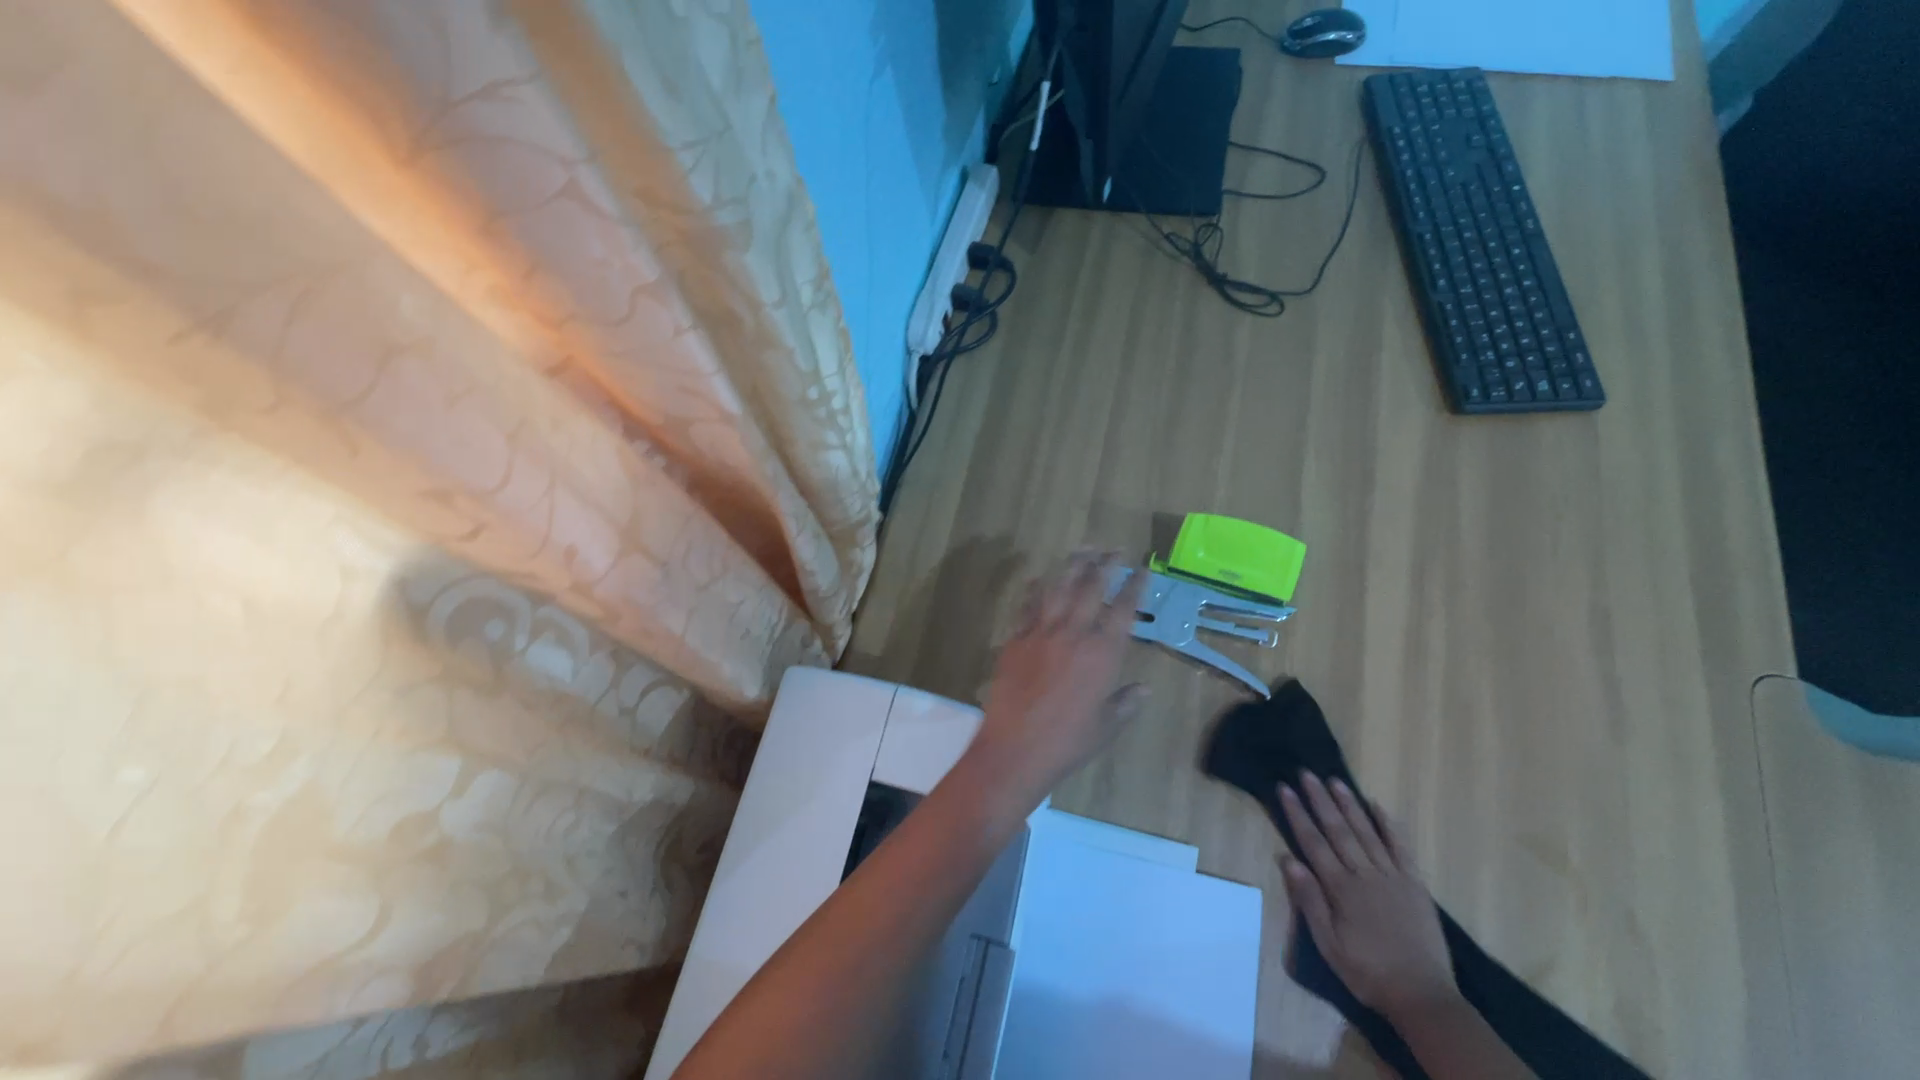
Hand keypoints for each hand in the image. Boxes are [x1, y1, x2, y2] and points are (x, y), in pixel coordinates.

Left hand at [967, 550, 1147, 804]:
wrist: (1016, 748)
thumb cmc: (1068, 742)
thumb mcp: (1107, 726)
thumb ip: (1126, 703)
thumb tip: (1143, 689)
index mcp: (1103, 653)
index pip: (1124, 609)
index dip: (1135, 586)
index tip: (1142, 569)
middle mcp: (1074, 634)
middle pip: (1092, 588)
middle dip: (1105, 565)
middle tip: (1113, 549)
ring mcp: (1041, 633)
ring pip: (1059, 589)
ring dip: (1072, 567)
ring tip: (1082, 550)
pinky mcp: (1015, 640)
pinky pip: (1027, 607)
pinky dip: (1035, 590)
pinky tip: (1039, 579)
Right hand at [1279, 774, 1456, 1020]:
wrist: (1422, 995)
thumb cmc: (1367, 972)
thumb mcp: (1328, 945)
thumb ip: (1310, 901)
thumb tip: (1288, 860)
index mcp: (1341, 889)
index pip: (1313, 843)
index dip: (1297, 814)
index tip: (1285, 789)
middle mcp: (1365, 875)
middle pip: (1338, 830)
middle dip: (1319, 800)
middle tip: (1306, 773)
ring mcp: (1392, 876)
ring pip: (1367, 832)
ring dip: (1349, 804)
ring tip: (1334, 780)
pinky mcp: (1414, 884)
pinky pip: (1400, 847)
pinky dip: (1388, 825)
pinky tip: (1377, 806)